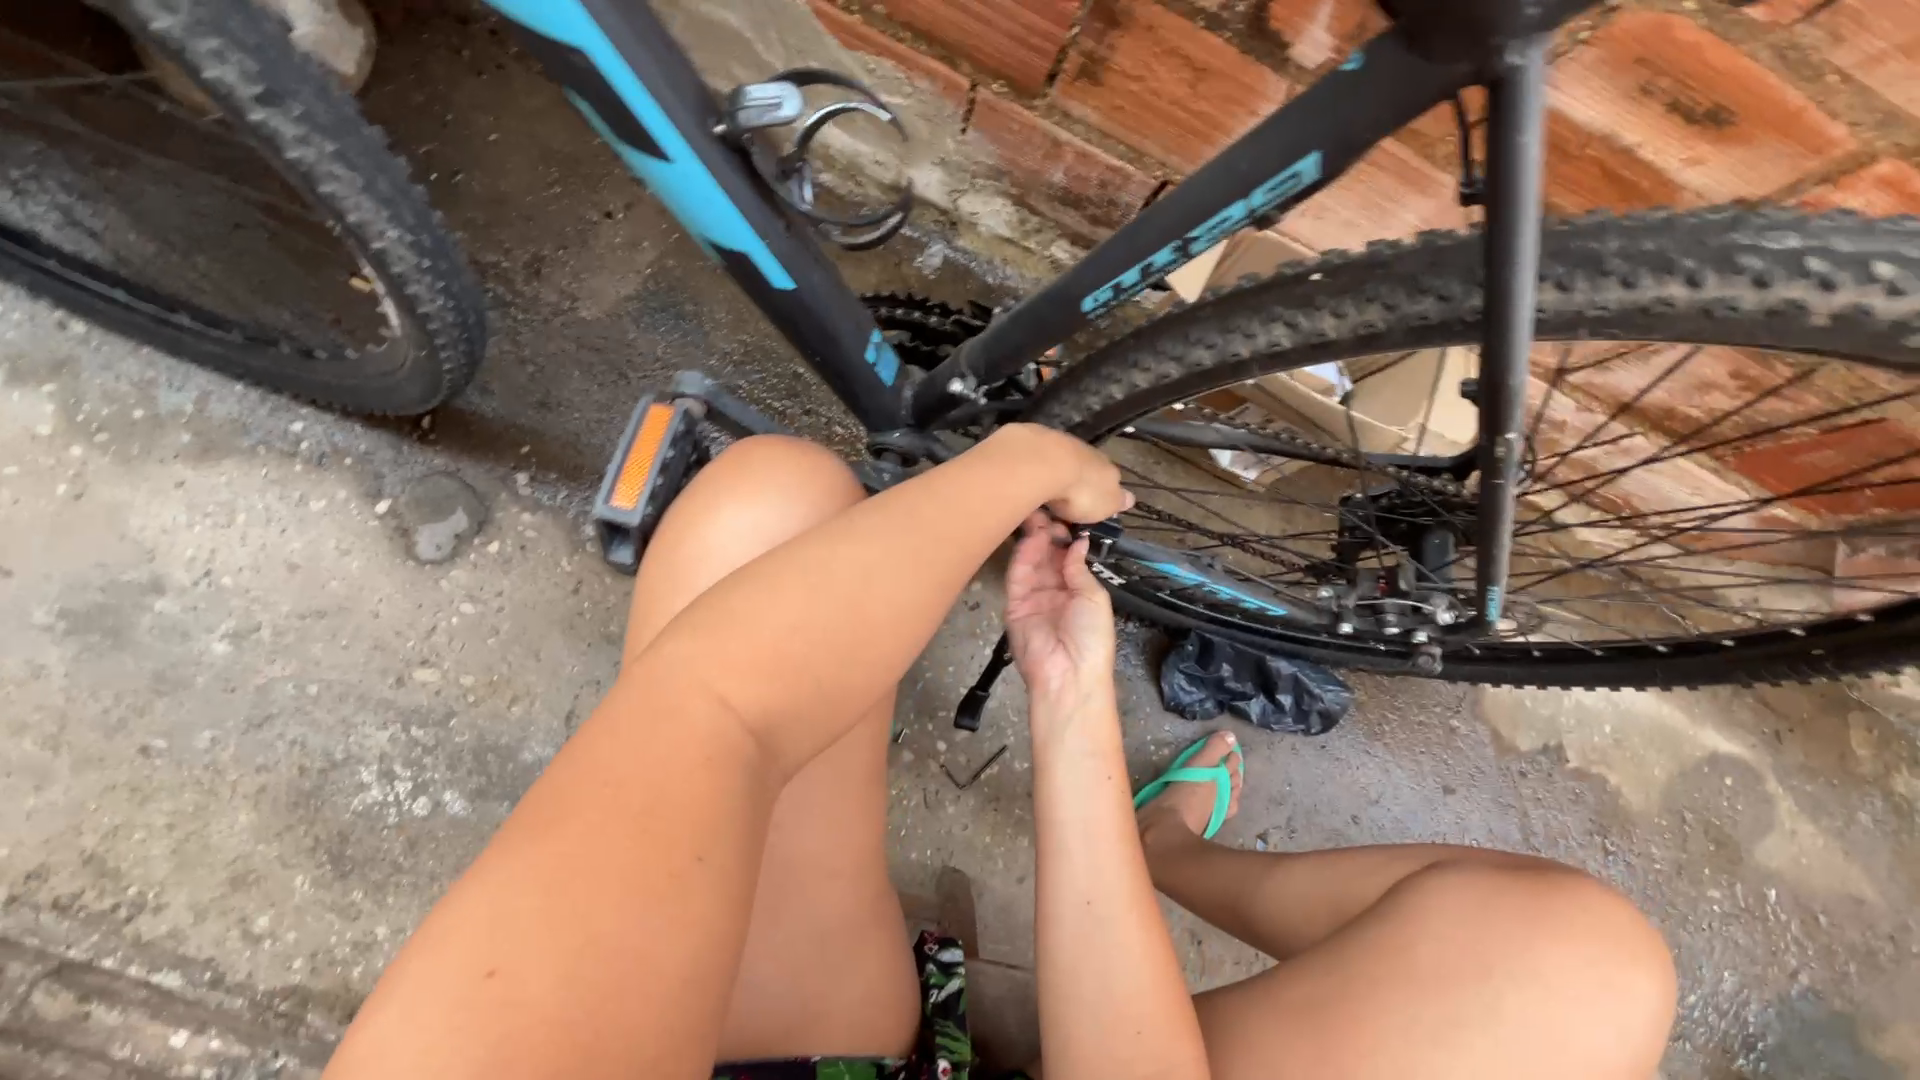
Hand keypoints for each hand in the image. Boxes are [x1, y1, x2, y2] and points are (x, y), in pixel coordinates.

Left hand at [992, 424, 1134, 522]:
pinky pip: (1027, 469)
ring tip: (1034, 515)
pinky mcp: (1024, 443)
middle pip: (1076, 473)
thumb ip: (1117, 501)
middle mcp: (1080, 450)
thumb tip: (1130, 498)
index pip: (1105, 479)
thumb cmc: (1081, 490)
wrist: (1042, 462)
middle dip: (1067, 495)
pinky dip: (1025, 484)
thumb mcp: (1107, 503)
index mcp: (1103, 465)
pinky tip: (1020, 496)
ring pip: (1049, 472)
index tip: (1086, 513)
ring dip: (1044, 492)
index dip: (1096, 496)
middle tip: (1055, 518)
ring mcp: (1051, 444)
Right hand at [1005, 512, 1116, 700]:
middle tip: (1048, 510)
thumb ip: (1080, 569)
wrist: (1069, 674)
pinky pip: (1017, 574)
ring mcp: (1033, 596)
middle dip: (1048, 533)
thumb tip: (1078, 542)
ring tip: (1038, 517)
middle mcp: (1054, 591)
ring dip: (1035, 538)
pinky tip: (1032, 537)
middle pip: (1047, 555)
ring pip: (1031, 560)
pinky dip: (1023, 554)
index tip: (1068, 517)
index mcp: (1078, 590)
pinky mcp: (1015, 603)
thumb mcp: (1094, 598)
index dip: (1067, 537)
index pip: (1068, 557)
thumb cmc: (1091, 639)